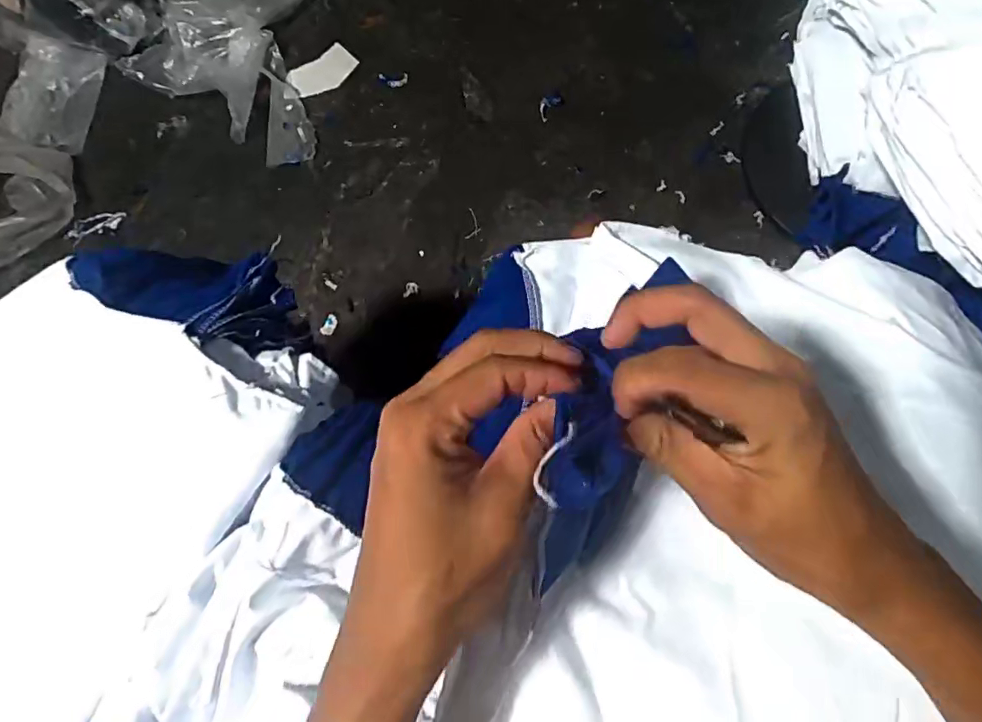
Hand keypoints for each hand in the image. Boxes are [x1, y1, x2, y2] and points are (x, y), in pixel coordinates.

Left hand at [312, 330, 580, 721]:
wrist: (394, 633)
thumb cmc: (447, 574)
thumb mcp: (501, 505)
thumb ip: (533, 439)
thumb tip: (569, 396)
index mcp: (421, 419)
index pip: (493, 369)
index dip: (545, 369)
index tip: (587, 383)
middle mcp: (408, 405)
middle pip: (477, 350)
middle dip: (533, 349)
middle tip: (579, 364)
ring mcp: (407, 420)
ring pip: (468, 364)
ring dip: (518, 361)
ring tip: (563, 372)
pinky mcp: (415, 436)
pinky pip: (461, 390)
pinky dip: (500, 383)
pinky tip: (530, 391)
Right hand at [607, 285, 981, 721]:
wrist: (865, 552)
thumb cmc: (798, 538)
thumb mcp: (724, 501)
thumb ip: (670, 445)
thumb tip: (626, 412)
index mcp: (770, 398)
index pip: (685, 361)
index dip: (637, 375)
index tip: (614, 408)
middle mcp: (779, 363)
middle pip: (701, 305)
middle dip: (644, 311)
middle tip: (608, 343)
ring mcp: (782, 363)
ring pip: (712, 315)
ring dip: (663, 324)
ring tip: (626, 358)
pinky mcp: (780, 374)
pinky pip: (723, 340)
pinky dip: (684, 345)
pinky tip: (662, 376)